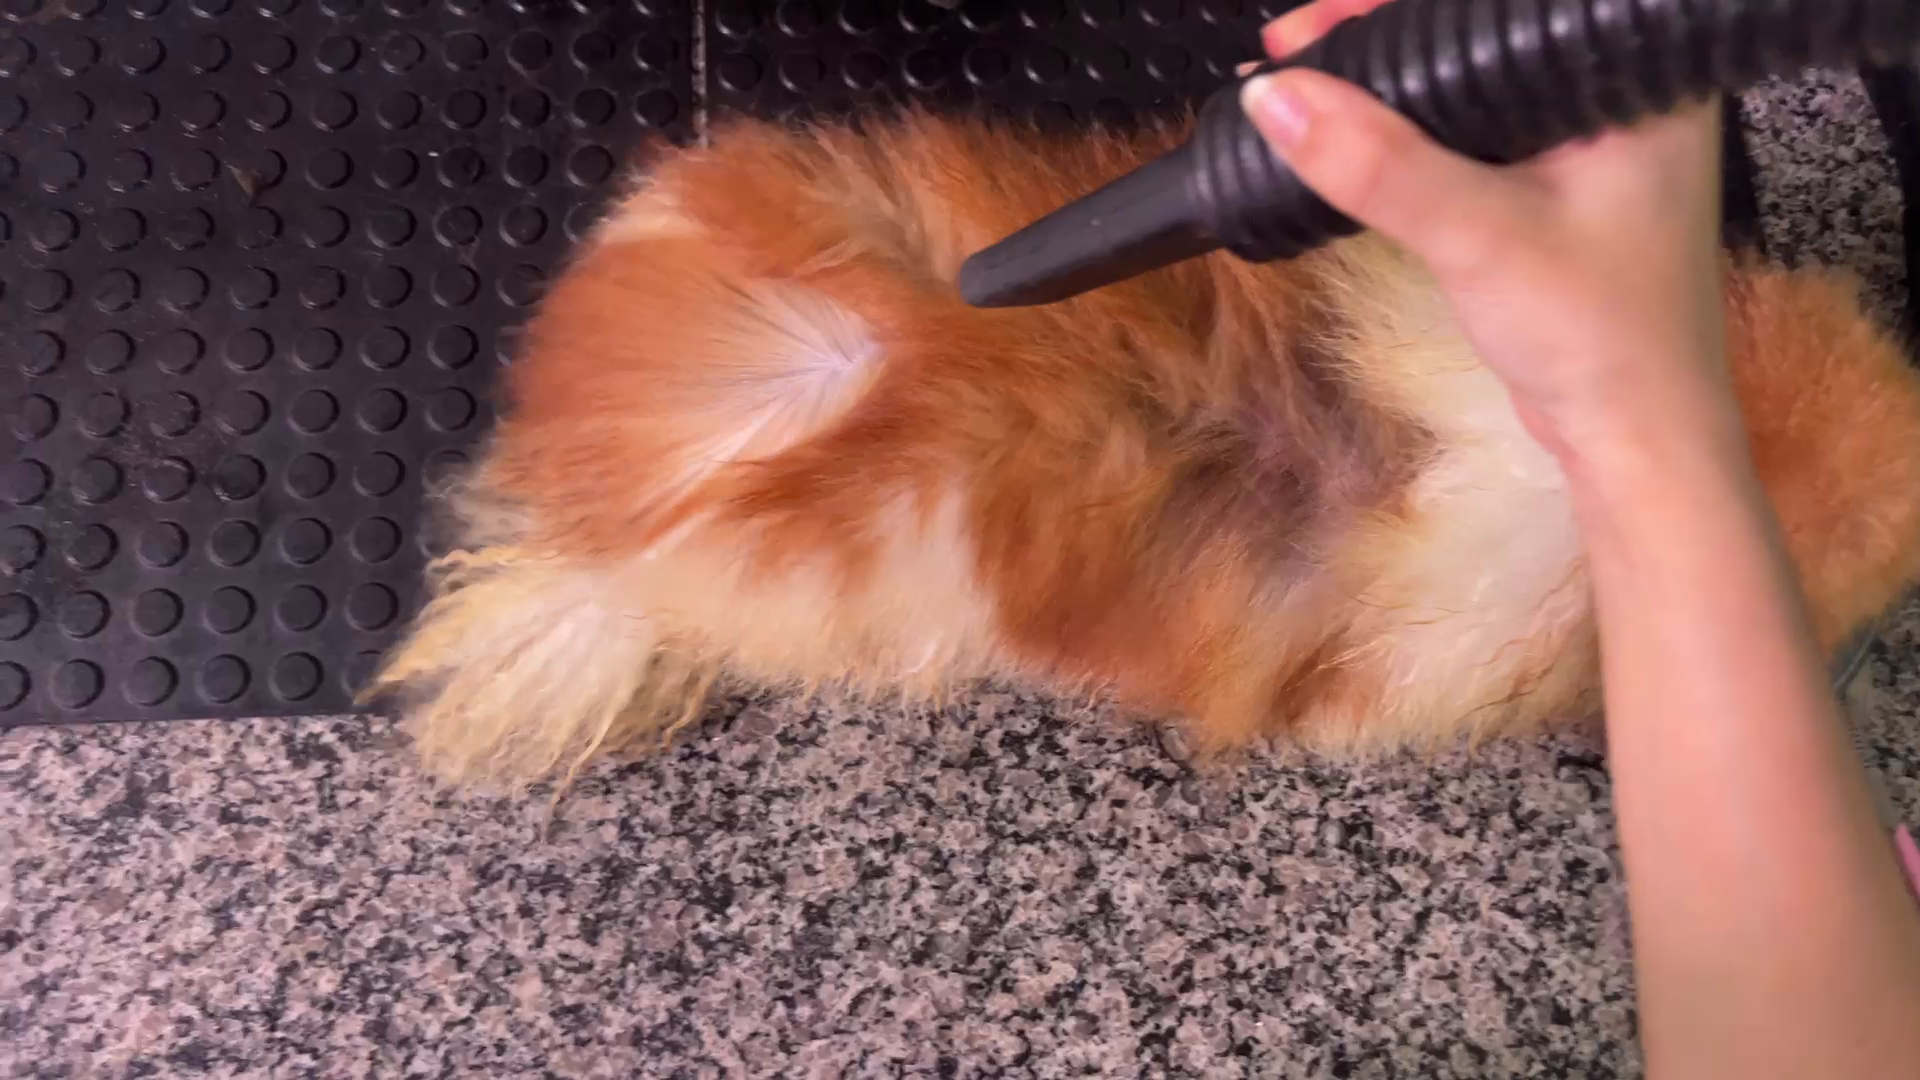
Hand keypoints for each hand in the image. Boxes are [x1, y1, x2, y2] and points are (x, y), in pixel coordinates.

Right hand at [1241, 0, 1733, 467]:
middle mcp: (1603, 87)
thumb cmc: (1585, 327)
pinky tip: (1352, 143)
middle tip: (1286, 51)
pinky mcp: (1537, 189)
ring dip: (1377, 91)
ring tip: (1300, 91)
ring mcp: (1569, 141)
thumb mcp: (1476, 235)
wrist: (1620, 423)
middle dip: (1374, 40)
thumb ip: (1379, 167)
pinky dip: (1395, 139)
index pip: (1495, 1)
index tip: (1305, 25)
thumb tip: (1275, 101)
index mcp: (1625, 62)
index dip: (1390, 3)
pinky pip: (1455, 140)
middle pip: (1473, 33)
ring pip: (1458, 89)